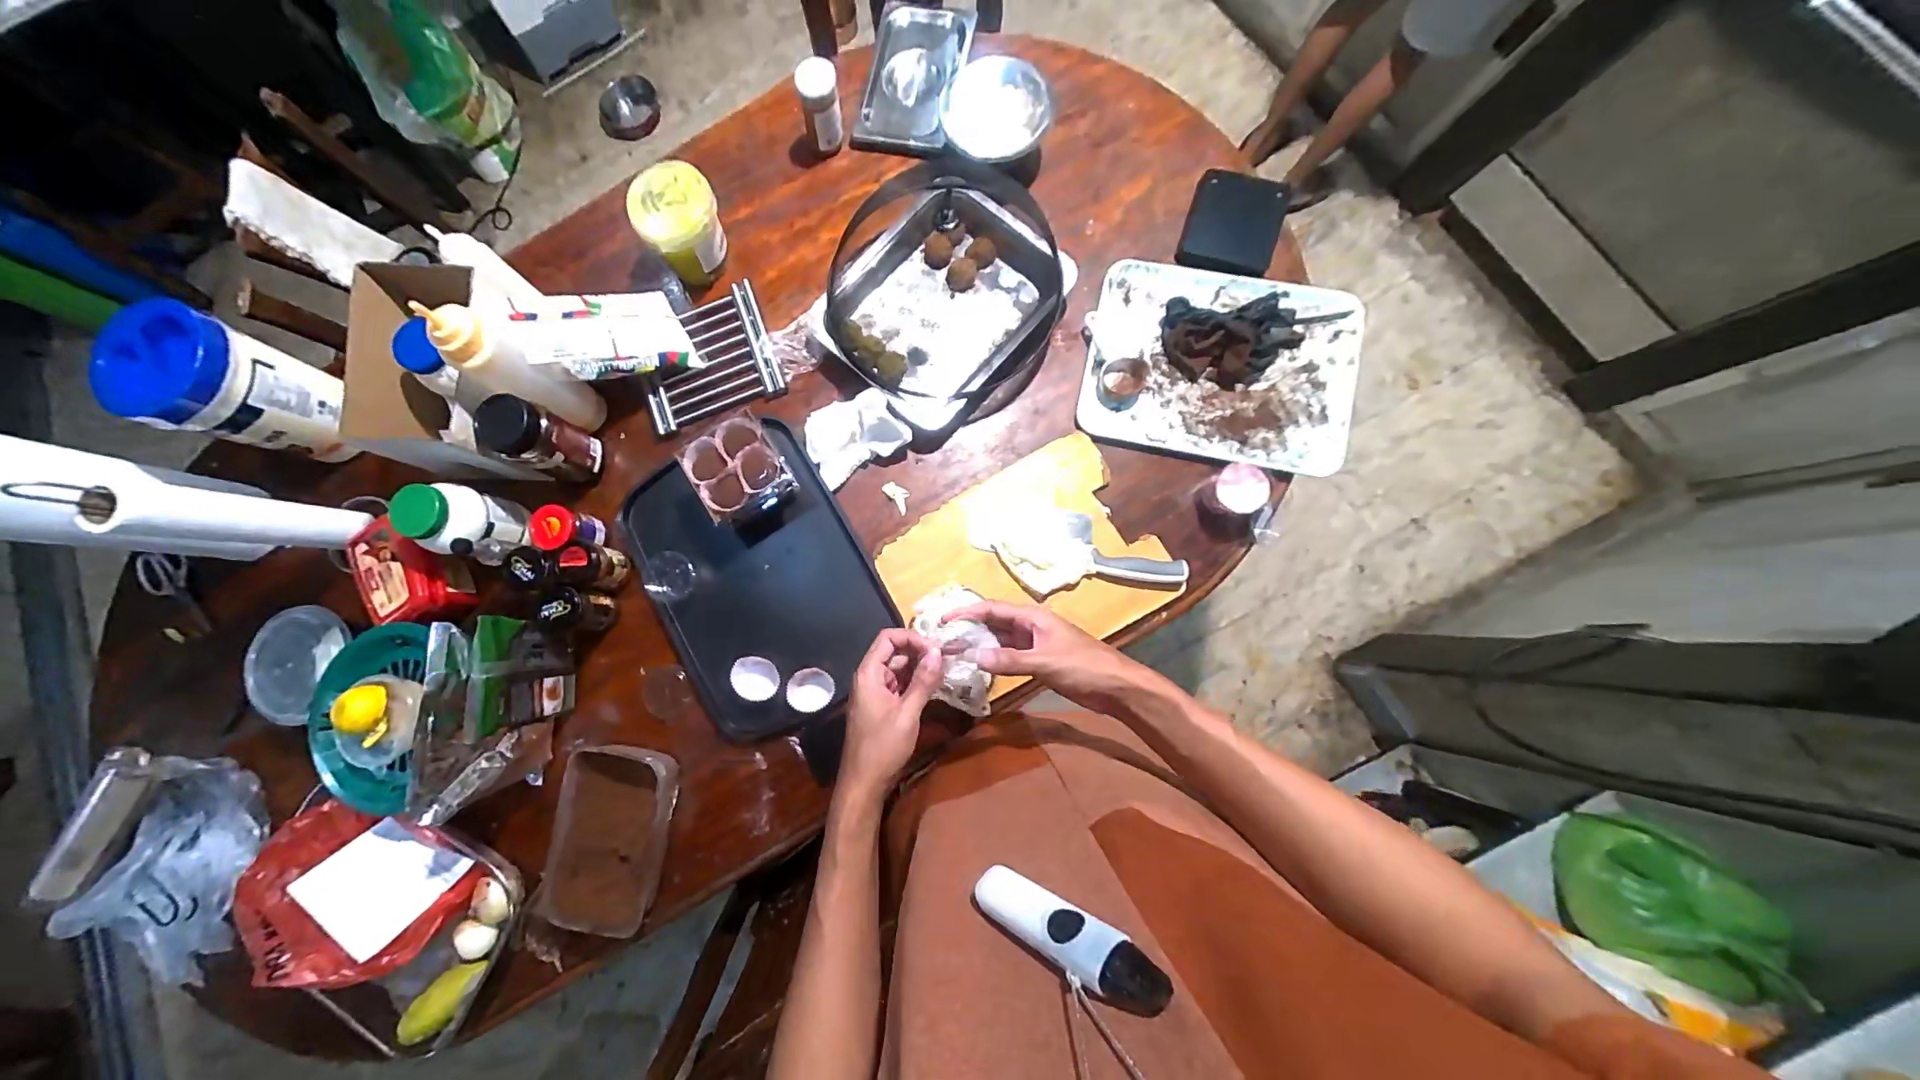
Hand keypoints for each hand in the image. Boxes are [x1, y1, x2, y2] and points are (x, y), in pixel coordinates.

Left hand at [840, 629, 942, 800]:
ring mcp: (875, 692)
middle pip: (894, 651)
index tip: (935, 649)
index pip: (888, 637)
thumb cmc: (882, 747)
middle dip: (920, 651)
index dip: (912, 637)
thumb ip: (922, 681)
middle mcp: (870, 678)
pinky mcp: (882, 705)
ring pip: (899, 668)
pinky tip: (934, 687)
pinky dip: (916, 682)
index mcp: (869, 674)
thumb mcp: (907, 713)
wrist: (864, 782)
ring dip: (920, 667)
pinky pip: (900, 684)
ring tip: (944, 672)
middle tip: (946, 660)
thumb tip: (937, 651)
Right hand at [942, 601, 1149, 713]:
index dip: (967, 612)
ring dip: (980, 644)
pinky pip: (1010, 655)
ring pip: (1001, 640)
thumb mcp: (1045, 662)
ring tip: (954, 652)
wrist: (1117, 687)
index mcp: (1034, 617)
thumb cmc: (1084, 667)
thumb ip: (1010, 660)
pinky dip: (994, 659)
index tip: (943, 620)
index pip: (993, 609)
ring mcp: (1036, 643)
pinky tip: (980, 666)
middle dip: (969, 628)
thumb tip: (974, 656)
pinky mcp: (1040, 660)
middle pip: (994, 622)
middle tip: (943, 639)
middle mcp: (1032, 626)